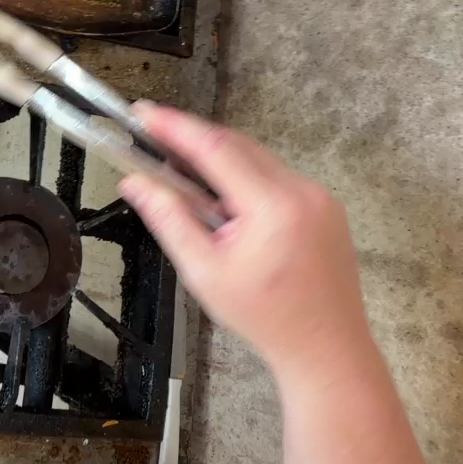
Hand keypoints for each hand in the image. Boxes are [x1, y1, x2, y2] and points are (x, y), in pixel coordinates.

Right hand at [118, 103, 373, 378]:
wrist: (327, 350)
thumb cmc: (265, 317)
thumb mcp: (203, 272)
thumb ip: (168, 219)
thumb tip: (134, 182)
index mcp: (274, 208)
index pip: (216, 150)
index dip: (176, 127)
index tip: (144, 113)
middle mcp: (303, 192)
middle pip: (235, 146)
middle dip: (191, 136)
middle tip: (151, 134)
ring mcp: (318, 197)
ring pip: (254, 156)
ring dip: (215, 154)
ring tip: (176, 162)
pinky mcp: (323, 205)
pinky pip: (273, 173)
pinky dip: (240, 170)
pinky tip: (216, 189)